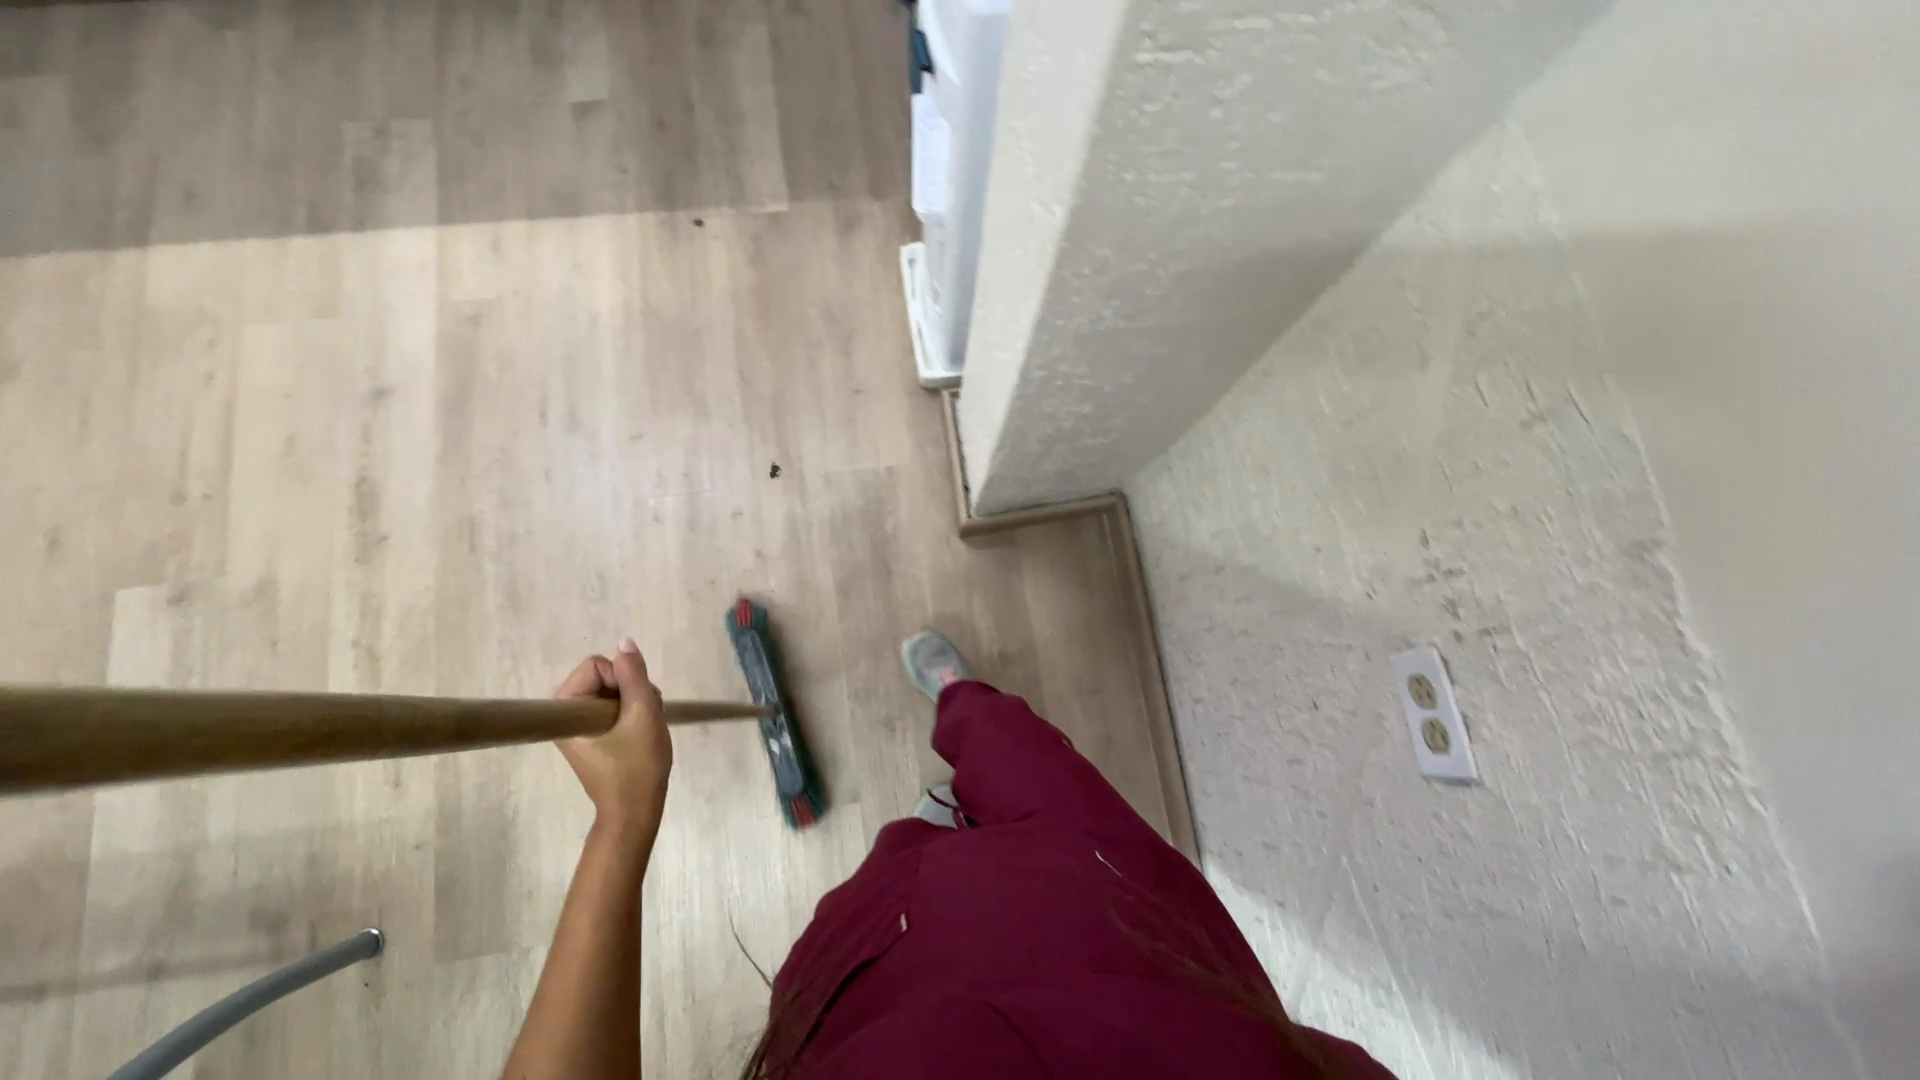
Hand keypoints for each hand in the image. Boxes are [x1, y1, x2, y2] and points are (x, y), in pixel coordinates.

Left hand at [555, 637, 672, 835]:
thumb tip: (624, 642)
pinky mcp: (587, 734)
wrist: (635, 811)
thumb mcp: (643, 715)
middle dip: (631, 691)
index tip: (635, 707)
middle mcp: (564, 713)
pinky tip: (639, 732)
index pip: (597, 666)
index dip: (624, 680)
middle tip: (643, 718)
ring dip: (635, 702)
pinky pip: (611, 706)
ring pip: (612, 690)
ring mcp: (576, 725)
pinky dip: (630, 713)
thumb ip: (634, 676)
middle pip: (604, 676)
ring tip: (643, 728)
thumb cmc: (637, 765)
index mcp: (567, 708)